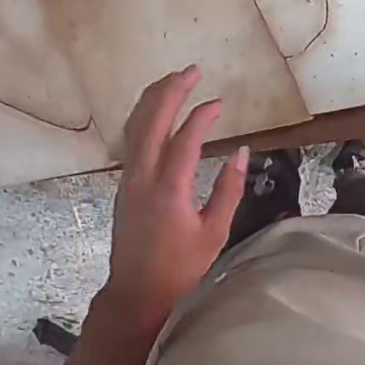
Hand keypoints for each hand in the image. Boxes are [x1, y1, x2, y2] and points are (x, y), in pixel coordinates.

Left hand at [98, 66, 248, 332]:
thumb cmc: (180, 269)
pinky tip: (155, 115)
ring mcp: (128, 181)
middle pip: (151, 121)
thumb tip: (241, 153)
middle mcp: (142, 178)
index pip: (184, 139)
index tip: (218, 103)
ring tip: (172, 81)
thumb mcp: (214, 233)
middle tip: (191, 71)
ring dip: (152, 100)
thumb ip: (228, 190)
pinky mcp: (123, 187)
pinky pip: (130, 142)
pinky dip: (143, 119)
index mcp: (169, 190)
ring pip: (134, 128)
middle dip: (171, 91)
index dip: (201, 116)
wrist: (137, 293)